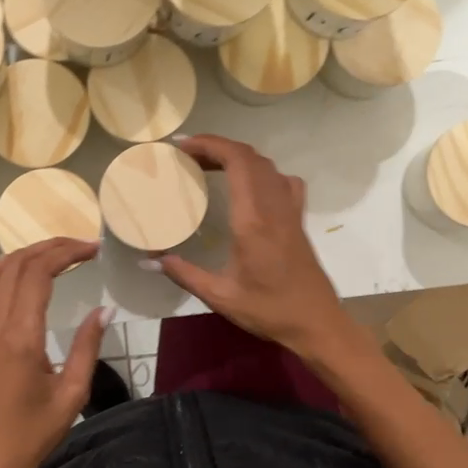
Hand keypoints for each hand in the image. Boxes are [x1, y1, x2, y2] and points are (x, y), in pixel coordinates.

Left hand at [0, 238, 109, 467]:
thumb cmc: (32, 437)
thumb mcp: (71, 395)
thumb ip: (87, 348)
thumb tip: (103, 310)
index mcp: (20, 338)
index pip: (37, 274)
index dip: (65, 252)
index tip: (92, 249)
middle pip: (15, 264)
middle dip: (48, 246)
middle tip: (81, 246)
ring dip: (22, 255)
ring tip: (55, 255)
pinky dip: (5, 272)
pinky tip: (26, 278)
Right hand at [161, 134, 359, 361]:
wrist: (316, 323)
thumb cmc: (269, 310)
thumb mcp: (220, 296)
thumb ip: (184, 274)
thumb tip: (151, 261)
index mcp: (253, 220)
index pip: (237, 162)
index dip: (210, 144)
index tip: (182, 147)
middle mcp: (274, 207)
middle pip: (250, 157)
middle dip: (218, 147)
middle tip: (188, 157)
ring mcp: (291, 211)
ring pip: (267, 166)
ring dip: (238, 158)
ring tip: (211, 167)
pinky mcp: (298, 220)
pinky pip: (282, 182)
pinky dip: (261, 173)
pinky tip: (249, 188)